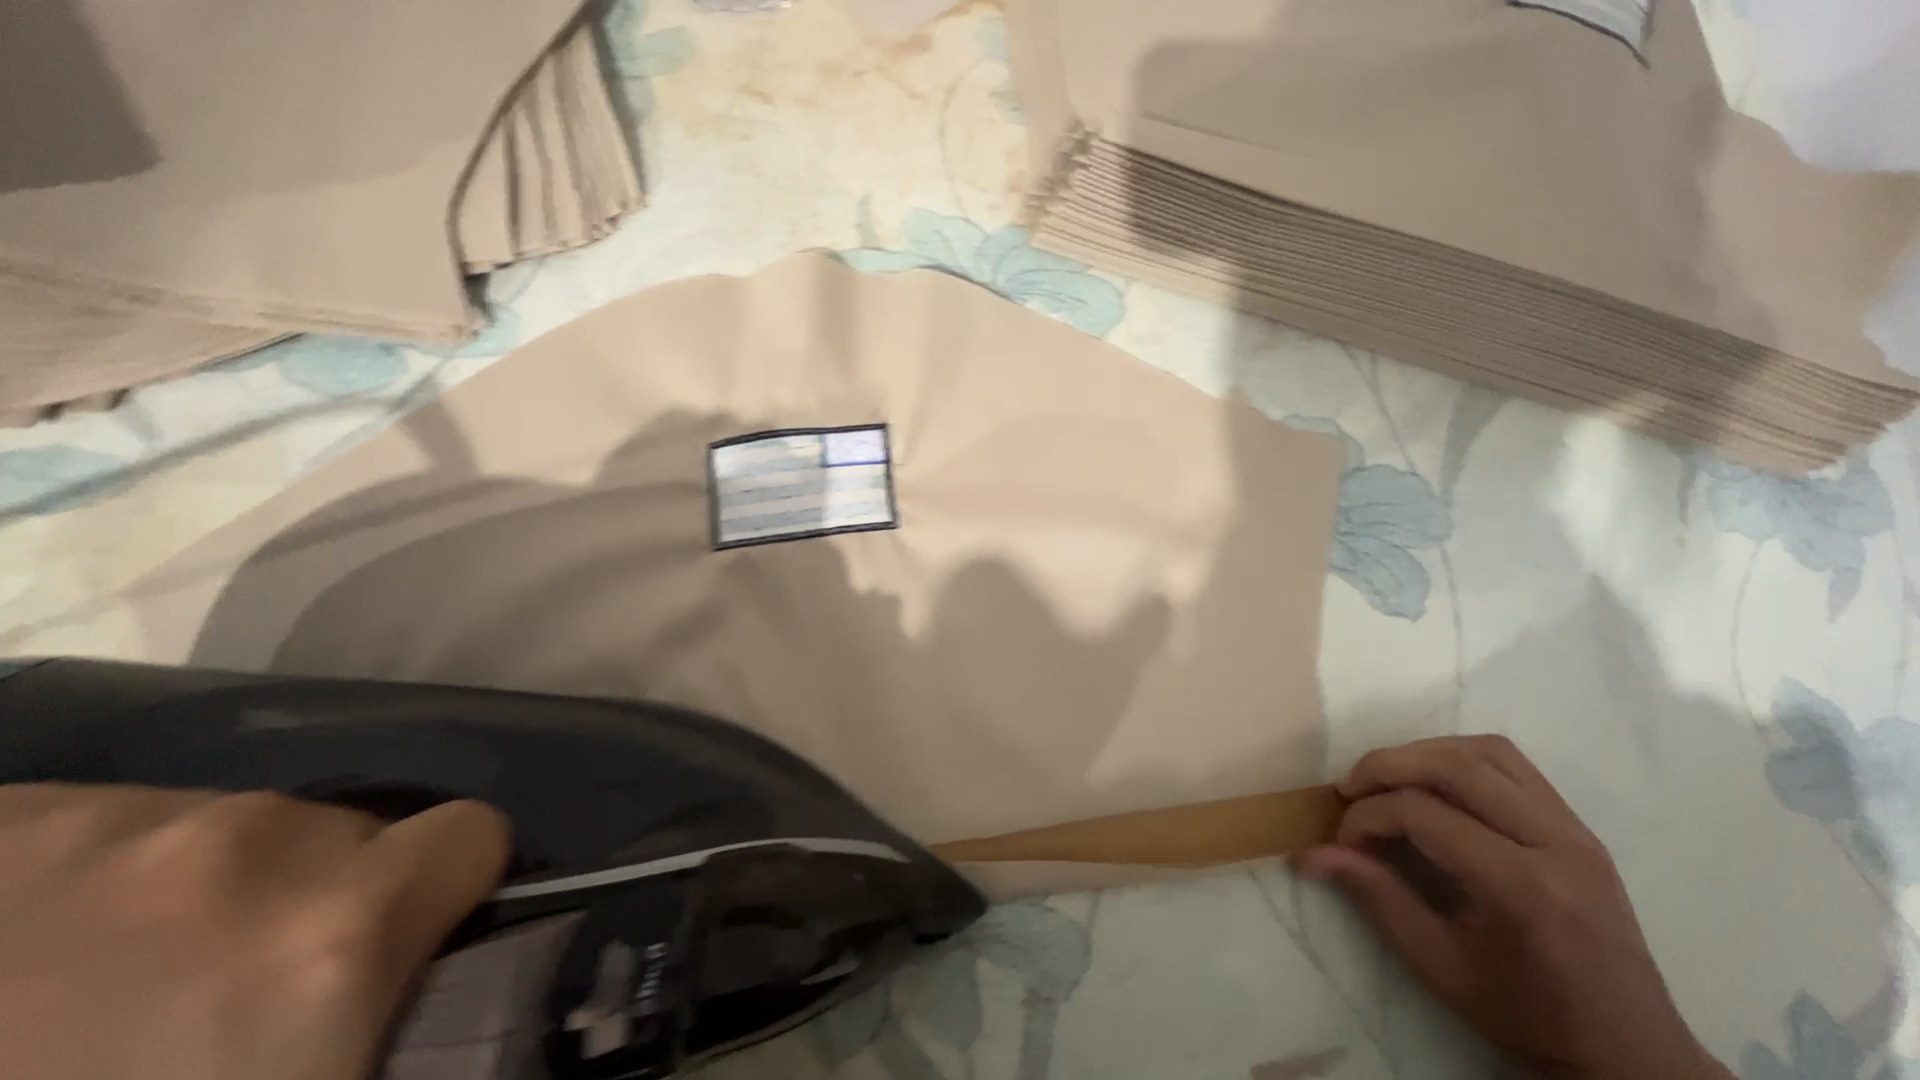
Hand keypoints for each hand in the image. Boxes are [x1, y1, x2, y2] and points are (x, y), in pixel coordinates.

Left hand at [0, 783, 509, 1079]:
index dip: (448, 887)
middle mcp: (245, 849)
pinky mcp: (0, 819)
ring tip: (91, 987)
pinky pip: (104, 823)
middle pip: (339, 830)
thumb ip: (363, 1014)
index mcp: (333, 933)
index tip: (401, 943)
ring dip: (193, 891)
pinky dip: (92, 880)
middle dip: (306, 899)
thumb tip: (392, 1000)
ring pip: (221, 825)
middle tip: (212, 1006)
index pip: (468, 834)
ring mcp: (105, 824)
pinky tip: (20, 956)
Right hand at [1298, 736, 1729, 1079]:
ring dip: (1425, 753)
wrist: (1624, 1048)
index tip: (1340, 843)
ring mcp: (1576, 830)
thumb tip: (1311, 854)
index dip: (1366, 817)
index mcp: (1522, 887)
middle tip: (1347, 790)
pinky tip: (1435, 786)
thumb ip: (1376, 898)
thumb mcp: (1438, 966)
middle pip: (1456, 766)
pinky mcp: (1580, 828)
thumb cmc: (1525, 1014)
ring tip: (1387, 781)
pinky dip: (1463, 760)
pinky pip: (1515, 766)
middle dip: (1386, 766)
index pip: (1424, 813)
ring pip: (1488, 751)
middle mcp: (1556, 843)